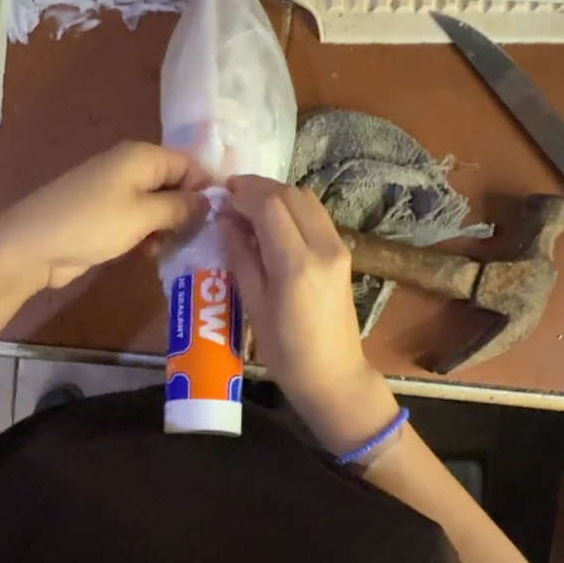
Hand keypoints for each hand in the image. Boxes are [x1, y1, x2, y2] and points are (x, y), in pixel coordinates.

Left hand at [0, 142, 210, 291]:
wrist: (33, 245)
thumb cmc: (91, 224)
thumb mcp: (143, 215)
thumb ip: (180, 207)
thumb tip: (208, 201)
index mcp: (141, 156)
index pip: (189, 163)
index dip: (207, 188)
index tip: (221, 218)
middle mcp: (130, 167)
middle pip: (174, 183)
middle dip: (188, 210)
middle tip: (200, 239)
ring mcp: (115, 192)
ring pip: (157, 205)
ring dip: (168, 227)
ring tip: (173, 249)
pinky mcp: (104, 217)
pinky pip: (138, 220)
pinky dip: (148, 235)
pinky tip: (149, 254)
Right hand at [222, 176, 397, 451]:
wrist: (331, 374)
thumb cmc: (284, 351)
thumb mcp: (253, 305)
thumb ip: (241, 257)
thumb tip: (226, 221)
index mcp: (296, 264)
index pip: (269, 206)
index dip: (243, 194)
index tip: (221, 196)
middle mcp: (322, 247)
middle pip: (290, 195)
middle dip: (258, 188)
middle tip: (230, 196)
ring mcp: (338, 247)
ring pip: (306, 199)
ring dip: (276, 194)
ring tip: (249, 206)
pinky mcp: (343, 252)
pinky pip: (316, 215)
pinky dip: (292, 208)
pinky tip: (272, 222)